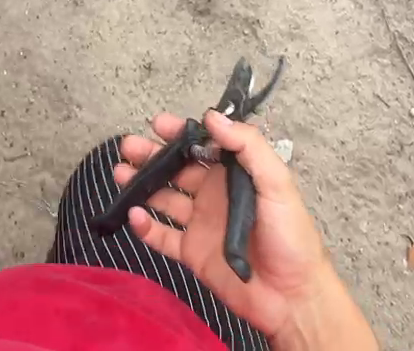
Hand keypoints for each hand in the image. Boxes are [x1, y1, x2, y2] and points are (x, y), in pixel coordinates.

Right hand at [115, 111, 374, 350]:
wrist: (293, 298)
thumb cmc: (291, 236)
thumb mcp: (277, 183)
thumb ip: (248, 146)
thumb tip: (212, 117)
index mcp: (233, 173)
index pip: (201, 145)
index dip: (179, 133)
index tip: (158, 123)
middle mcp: (213, 193)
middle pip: (176, 168)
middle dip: (151, 155)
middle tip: (128, 146)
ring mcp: (200, 223)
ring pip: (164, 198)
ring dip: (141, 184)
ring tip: (120, 173)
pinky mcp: (193, 252)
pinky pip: (163, 236)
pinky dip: (145, 226)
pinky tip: (133, 215)